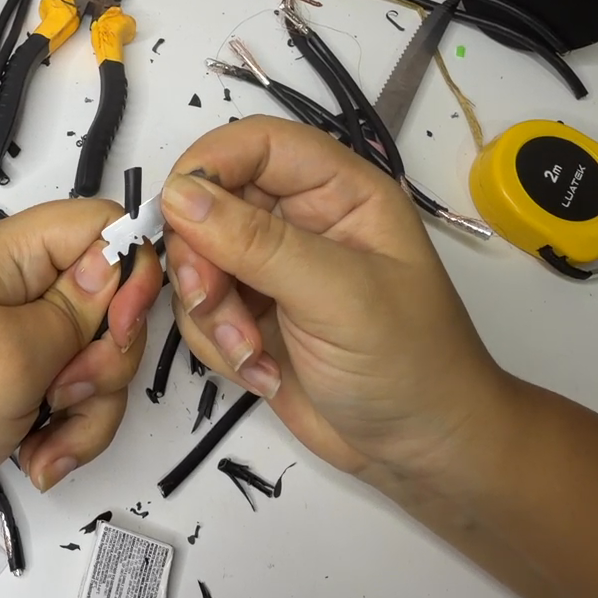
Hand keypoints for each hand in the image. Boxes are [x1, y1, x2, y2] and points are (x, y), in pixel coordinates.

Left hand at [0, 199, 162, 532]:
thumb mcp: (14, 352)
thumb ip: (79, 307)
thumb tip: (121, 258)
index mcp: (10, 256)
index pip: (99, 224)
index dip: (130, 265)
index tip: (126, 323)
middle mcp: (20, 289)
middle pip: (109, 301)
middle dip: (105, 357)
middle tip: (67, 389)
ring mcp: (22, 338)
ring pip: (98, 358)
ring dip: (88, 407)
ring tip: (44, 438)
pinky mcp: (23, 382)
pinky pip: (77, 396)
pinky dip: (69, 431)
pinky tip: (37, 457)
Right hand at [158, 117, 513, 487]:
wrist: (421, 452)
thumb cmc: (408, 365)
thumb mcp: (337, 297)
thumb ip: (256, 243)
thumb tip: (177, 194)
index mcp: (338, 192)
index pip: (257, 144)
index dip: (210, 164)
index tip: (175, 211)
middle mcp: (298, 219)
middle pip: (211, 201)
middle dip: (200, 257)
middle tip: (209, 302)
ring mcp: (269, 267)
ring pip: (196, 258)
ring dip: (209, 310)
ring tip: (250, 353)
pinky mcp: (249, 310)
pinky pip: (198, 306)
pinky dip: (214, 340)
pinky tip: (259, 369)